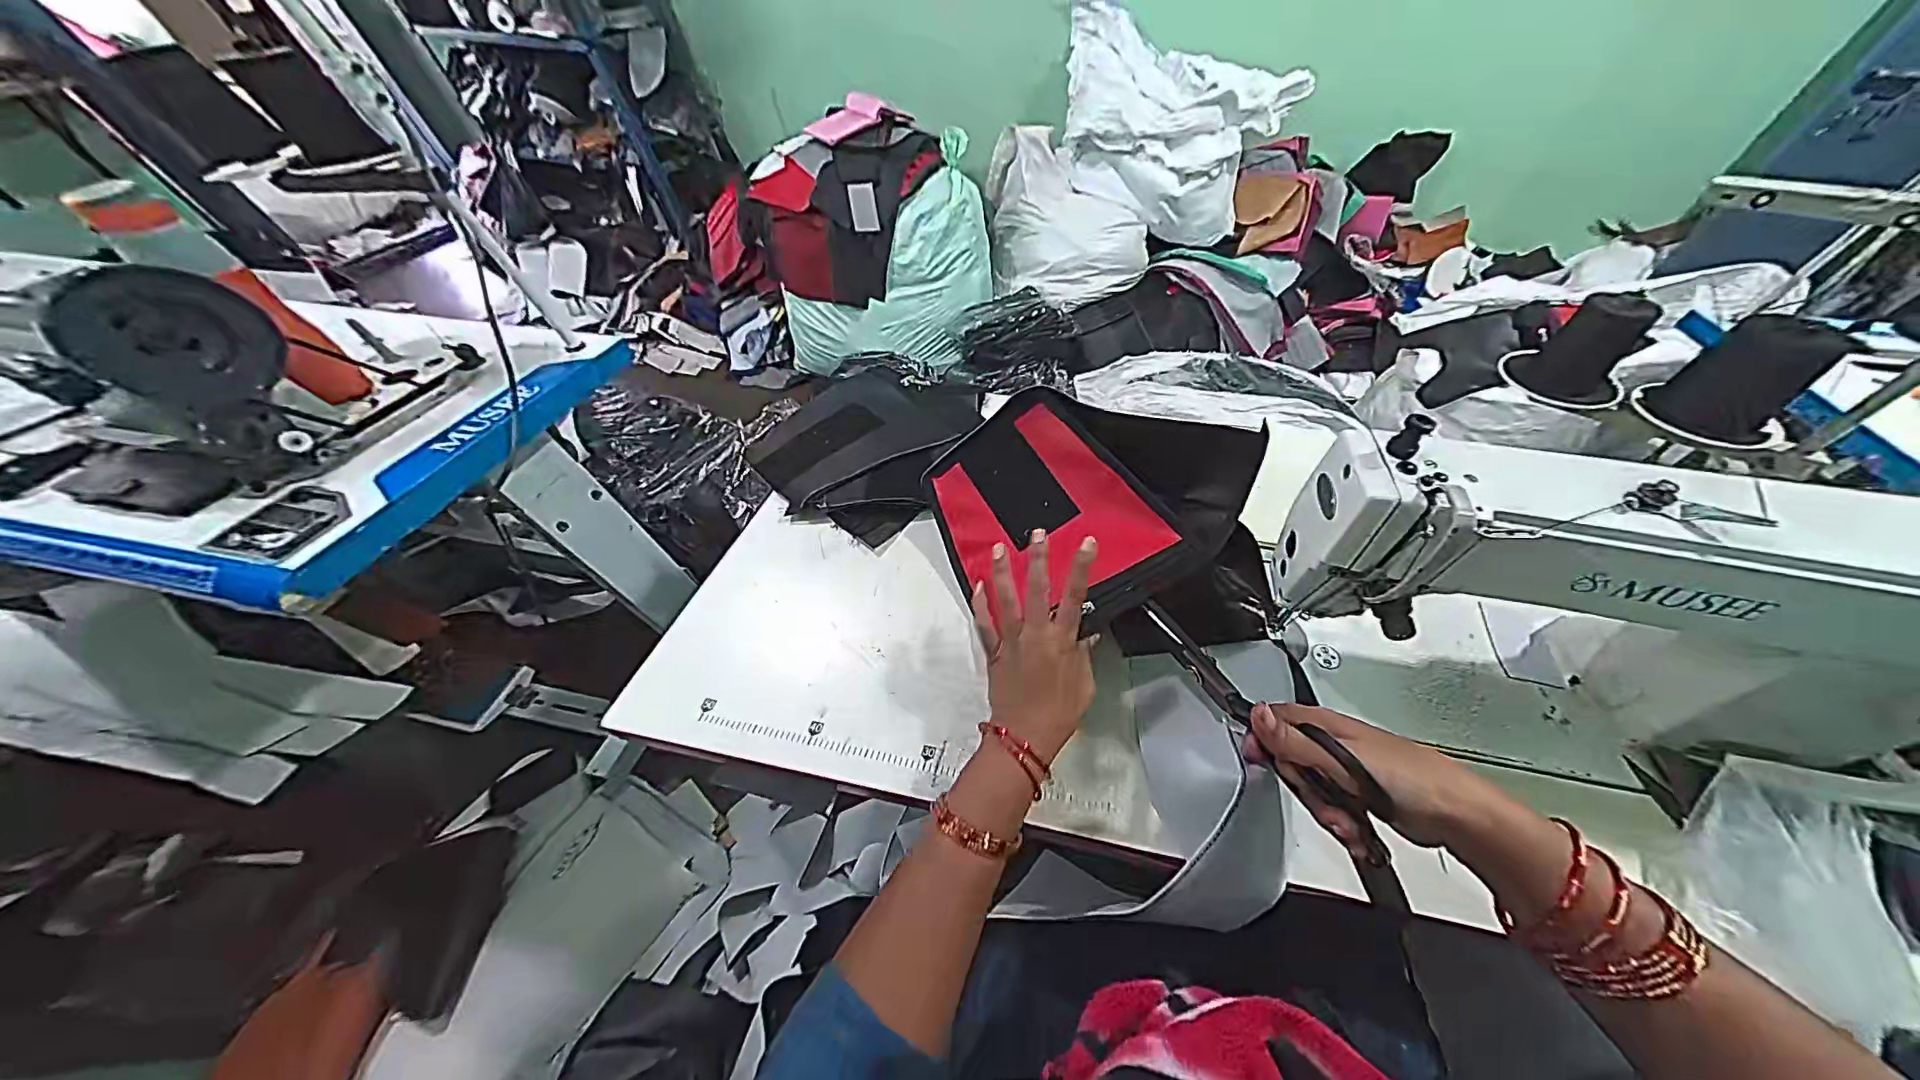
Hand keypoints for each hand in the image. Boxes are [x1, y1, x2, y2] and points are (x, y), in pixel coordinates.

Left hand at [970, 530, 1098, 762]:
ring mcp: (1012, 641)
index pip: (1075, 596)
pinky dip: (980, 604)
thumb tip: (1088, 636)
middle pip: (1038, 589)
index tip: (1085, 544)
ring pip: (1006, 599)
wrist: (1025, 735)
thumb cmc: (1059, 714)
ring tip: (1000, 548)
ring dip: (1003, 572)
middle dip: (1039, 558)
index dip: (1081, 567)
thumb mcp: (1085, 685)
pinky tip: (978, 585)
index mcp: (1062, 641)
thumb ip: (1085, 656)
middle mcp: (1036, 635)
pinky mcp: (995, 652)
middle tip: (1038, 534)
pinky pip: (985, 624)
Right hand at [1242, 702, 1521, 862]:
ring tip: (1347, 819)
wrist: (1460, 816)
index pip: (1273, 721)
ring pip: (1308, 791)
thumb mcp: (1341, 758)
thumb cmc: (1415, 779)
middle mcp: (1332, 744)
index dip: (1263, 741)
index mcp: (1325, 724)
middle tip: (1322, 798)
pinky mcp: (1355, 795)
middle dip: (1302, 789)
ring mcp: (1344, 770)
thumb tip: (1257, 715)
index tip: (1262, 761)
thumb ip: (1293, 739)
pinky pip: (1329, 809)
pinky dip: (1340, 824)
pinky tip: (1355, 829)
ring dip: (1324, 811)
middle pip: (1288, 762)